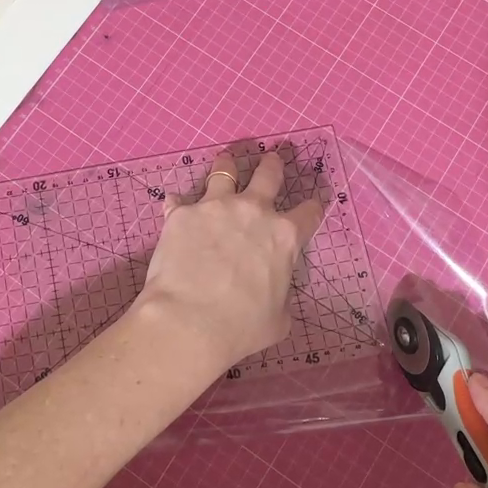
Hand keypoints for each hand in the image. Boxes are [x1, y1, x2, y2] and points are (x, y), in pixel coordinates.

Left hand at [134, 147, 324, 370]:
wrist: (188, 320)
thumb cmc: (241, 327)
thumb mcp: (278, 319)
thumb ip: (280, 295)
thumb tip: (273, 292)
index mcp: (284, 236)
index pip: (309, 212)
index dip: (313, 207)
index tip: (311, 205)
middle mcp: (253, 211)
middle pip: (269, 174)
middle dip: (272, 165)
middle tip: (272, 160)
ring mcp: (215, 207)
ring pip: (224, 171)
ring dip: (227, 166)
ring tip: (225, 163)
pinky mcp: (181, 213)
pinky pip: (178, 200)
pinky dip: (178, 204)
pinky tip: (174, 206)